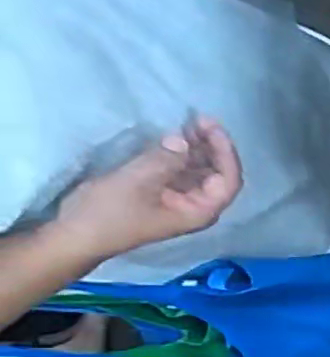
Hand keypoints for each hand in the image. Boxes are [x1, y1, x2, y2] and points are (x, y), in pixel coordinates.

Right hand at [51, 116, 242, 261]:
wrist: (74, 236)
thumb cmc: (107, 213)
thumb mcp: (134, 183)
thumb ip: (162, 162)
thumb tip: (183, 141)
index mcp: (204, 210)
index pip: (229, 179)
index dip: (225, 153)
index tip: (214, 128)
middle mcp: (200, 206)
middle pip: (217, 173)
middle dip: (213, 147)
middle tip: (202, 120)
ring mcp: (182, 201)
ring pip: (200, 171)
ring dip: (198, 149)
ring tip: (192, 125)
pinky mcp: (163, 195)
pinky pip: (181, 173)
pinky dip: (181, 156)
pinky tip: (177, 140)